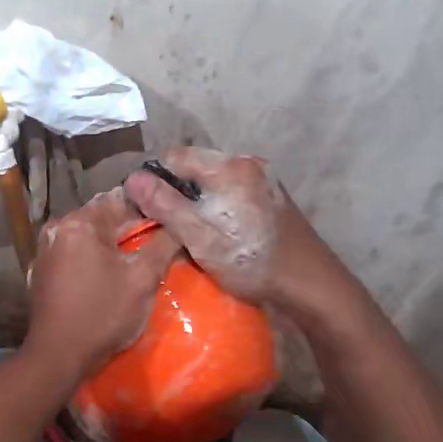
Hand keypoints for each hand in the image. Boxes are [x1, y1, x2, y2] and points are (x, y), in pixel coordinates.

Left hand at [24, 187, 180, 379]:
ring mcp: (45, 249)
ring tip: (135, 263)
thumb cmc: (102, 314)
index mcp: (79, 223)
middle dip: (128, 230)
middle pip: (102, 218)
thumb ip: (163, 245)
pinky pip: (74, 253)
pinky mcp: (42, 270)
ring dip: (111, 246)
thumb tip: (178, 223)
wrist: (58, 356)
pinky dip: (92, 259)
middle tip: (155, 247)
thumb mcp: (142, 280)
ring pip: (88, 236)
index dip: (149, 213)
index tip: (168, 227)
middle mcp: (57, 228)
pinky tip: (107, 276)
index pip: (122, 202)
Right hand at [124, 147, 332, 304]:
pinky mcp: (271, 198)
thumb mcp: (198, 235)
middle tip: (162, 222)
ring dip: (194, 200)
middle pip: (193, 167)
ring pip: (212, 181)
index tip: (143, 207)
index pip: (172, 156)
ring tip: (186, 229)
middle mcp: (247, 163)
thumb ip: (163, 203)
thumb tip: (131, 178)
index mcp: (228, 166)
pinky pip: (230, 192)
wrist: (311, 285)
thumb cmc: (250, 260)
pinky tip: (215, 231)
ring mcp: (262, 179)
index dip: (152, 179)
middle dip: (173, 190)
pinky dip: (215, 206)